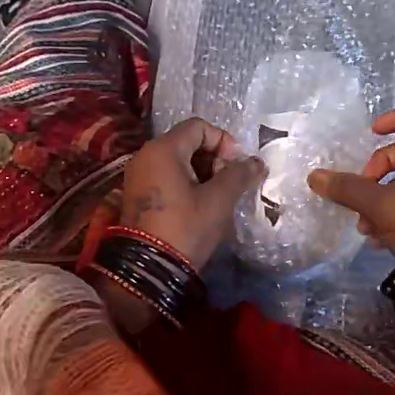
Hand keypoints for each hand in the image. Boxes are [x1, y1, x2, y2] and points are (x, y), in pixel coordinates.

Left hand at [120, 118, 266, 267]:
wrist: (149, 268)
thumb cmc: (185, 227)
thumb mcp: (218, 200)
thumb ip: (239, 175)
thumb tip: (256, 162)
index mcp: (163, 149)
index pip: (198, 127)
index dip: (223, 141)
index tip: (236, 166)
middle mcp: (145, 156)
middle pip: (187, 142)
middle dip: (214, 159)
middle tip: (228, 183)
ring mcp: (138, 176)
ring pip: (177, 162)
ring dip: (202, 173)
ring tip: (218, 197)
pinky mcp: (138, 195)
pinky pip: (166, 177)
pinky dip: (186, 184)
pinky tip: (200, 205)